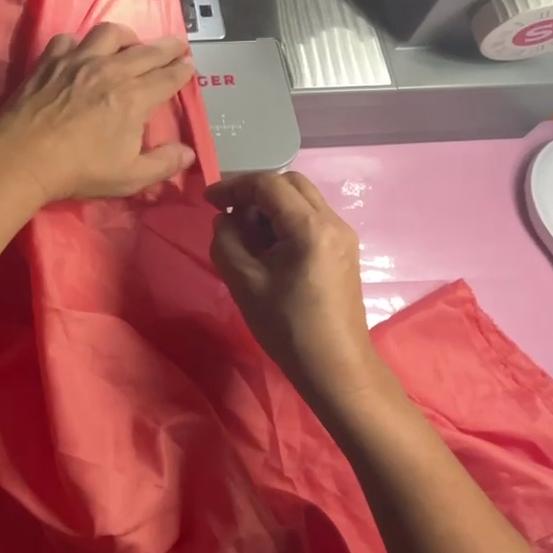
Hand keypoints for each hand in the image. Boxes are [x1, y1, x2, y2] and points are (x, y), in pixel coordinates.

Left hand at [0, 23, 196, 204]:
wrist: (22, 158)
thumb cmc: (78, 171)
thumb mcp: (129, 177)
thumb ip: (163, 164)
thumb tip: (188, 153)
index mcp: (134, 97)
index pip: (168, 77)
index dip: (183, 71)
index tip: (190, 66)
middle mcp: (110, 70)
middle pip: (147, 50)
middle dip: (168, 47)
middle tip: (178, 46)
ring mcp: (78, 61)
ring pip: (109, 33)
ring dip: (127, 36)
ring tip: (131, 43)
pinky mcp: (50, 60)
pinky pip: (69, 40)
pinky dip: (79, 43)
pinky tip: (81, 53)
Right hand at [207, 172, 375, 393]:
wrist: (335, 368)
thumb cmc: (287, 327)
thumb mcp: (244, 282)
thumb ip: (226, 241)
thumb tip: (226, 220)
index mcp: (310, 227)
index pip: (268, 184)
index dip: (234, 186)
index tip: (209, 201)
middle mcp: (333, 222)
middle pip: (289, 184)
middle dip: (254, 192)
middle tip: (229, 214)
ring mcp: (343, 236)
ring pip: (301, 200)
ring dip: (270, 206)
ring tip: (245, 235)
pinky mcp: (343, 251)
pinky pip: (311, 219)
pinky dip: (285, 221)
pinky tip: (268, 248)